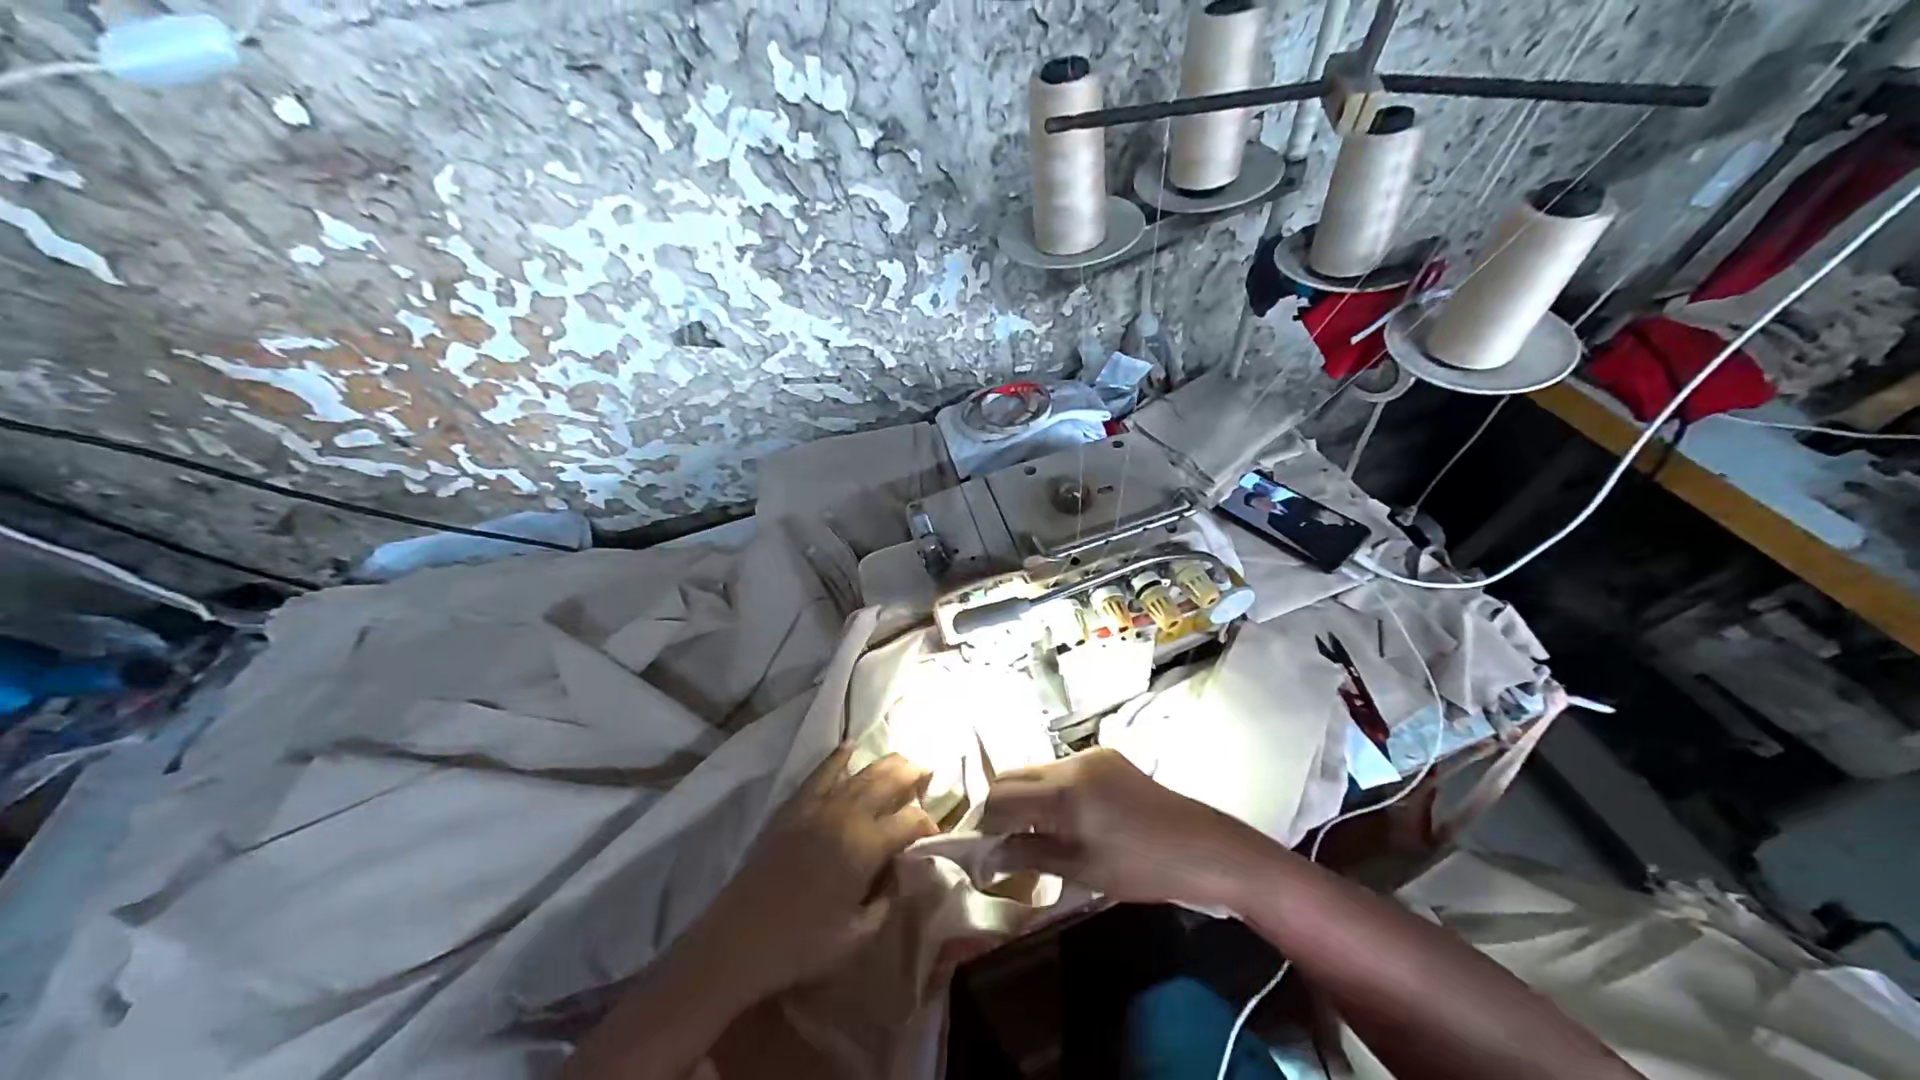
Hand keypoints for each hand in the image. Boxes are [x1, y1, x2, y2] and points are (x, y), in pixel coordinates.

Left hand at [685, 747, 936, 997]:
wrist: (738, 941)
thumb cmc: (802, 946)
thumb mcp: (859, 936)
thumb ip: (888, 899)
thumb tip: (899, 872)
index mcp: (867, 846)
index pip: (911, 820)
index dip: (929, 824)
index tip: (934, 836)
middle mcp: (846, 816)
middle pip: (889, 781)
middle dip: (914, 775)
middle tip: (929, 775)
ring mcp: (817, 806)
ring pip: (860, 772)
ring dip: (886, 763)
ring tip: (904, 761)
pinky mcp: (793, 807)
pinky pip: (820, 772)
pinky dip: (838, 757)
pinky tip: (850, 745)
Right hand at [981, 747, 1271, 910]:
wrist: (1204, 848)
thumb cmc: (1141, 867)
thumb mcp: (1081, 868)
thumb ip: (1029, 854)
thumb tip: (990, 856)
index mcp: (1063, 791)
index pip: (1001, 794)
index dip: (987, 821)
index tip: (986, 848)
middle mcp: (1071, 762)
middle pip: (1016, 775)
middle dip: (1003, 806)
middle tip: (1005, 841)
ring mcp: (1091, 756)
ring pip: (1039, 771)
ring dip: (1029, 798)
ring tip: (1038, 832)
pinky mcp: (1108, 757)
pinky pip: (1064, 770)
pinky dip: (1053, 791)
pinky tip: (1067, 817)